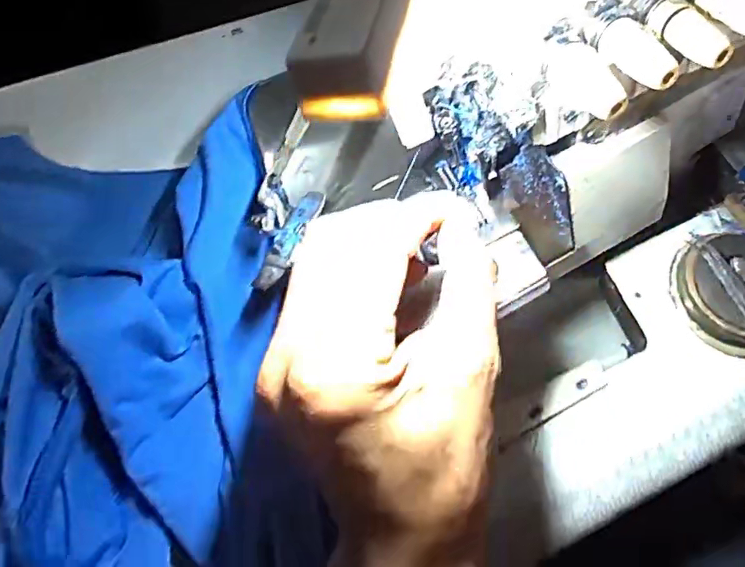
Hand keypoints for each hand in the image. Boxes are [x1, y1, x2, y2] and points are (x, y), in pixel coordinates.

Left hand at [256, 191, 499, 566]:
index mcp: (336, 365)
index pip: (373, 252)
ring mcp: (275, 358)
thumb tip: (464, 228)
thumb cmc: (441, 474)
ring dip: (368, 237)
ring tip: (416, 251)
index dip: (418, 217)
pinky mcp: (278, 359)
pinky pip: (311, 281)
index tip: (452, 210)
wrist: (400, 536)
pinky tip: (388, 274)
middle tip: (437, 228)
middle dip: (390, 221)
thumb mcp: (469, 371)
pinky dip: (351, 263)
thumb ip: (469, 286)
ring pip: (317, 253)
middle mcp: (289, 354)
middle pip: (334, 241)